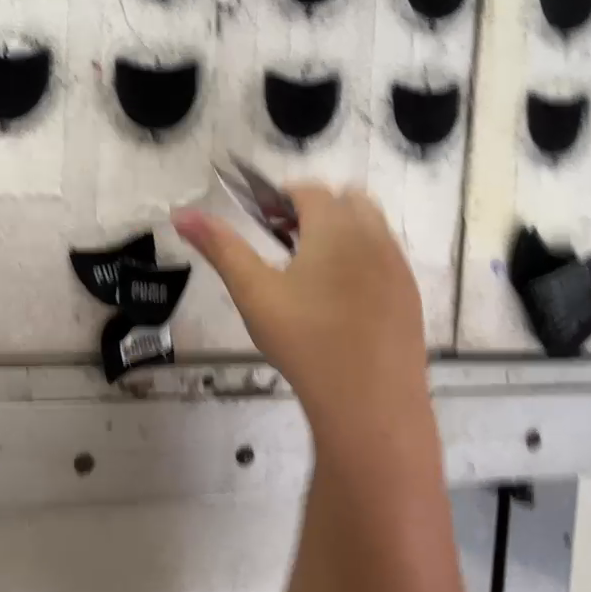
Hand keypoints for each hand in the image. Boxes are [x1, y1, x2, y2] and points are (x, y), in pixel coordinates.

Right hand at [174, 188, 428, 431]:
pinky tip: (333, 301)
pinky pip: (383, 258)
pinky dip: (358, 260)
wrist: (369, 401)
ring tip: (305, 270)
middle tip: (281, 239)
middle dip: (314, 209)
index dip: (280, 195)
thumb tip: (182, 214)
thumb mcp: (252, 291)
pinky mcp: (409, 297)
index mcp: (336, 228)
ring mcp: (397, 268)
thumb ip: (219, 247)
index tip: (258, 216)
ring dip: (339, 232)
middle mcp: (375, 238)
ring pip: (371, 228)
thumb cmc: (303, 339)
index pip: (310, 190)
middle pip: (348, 200)